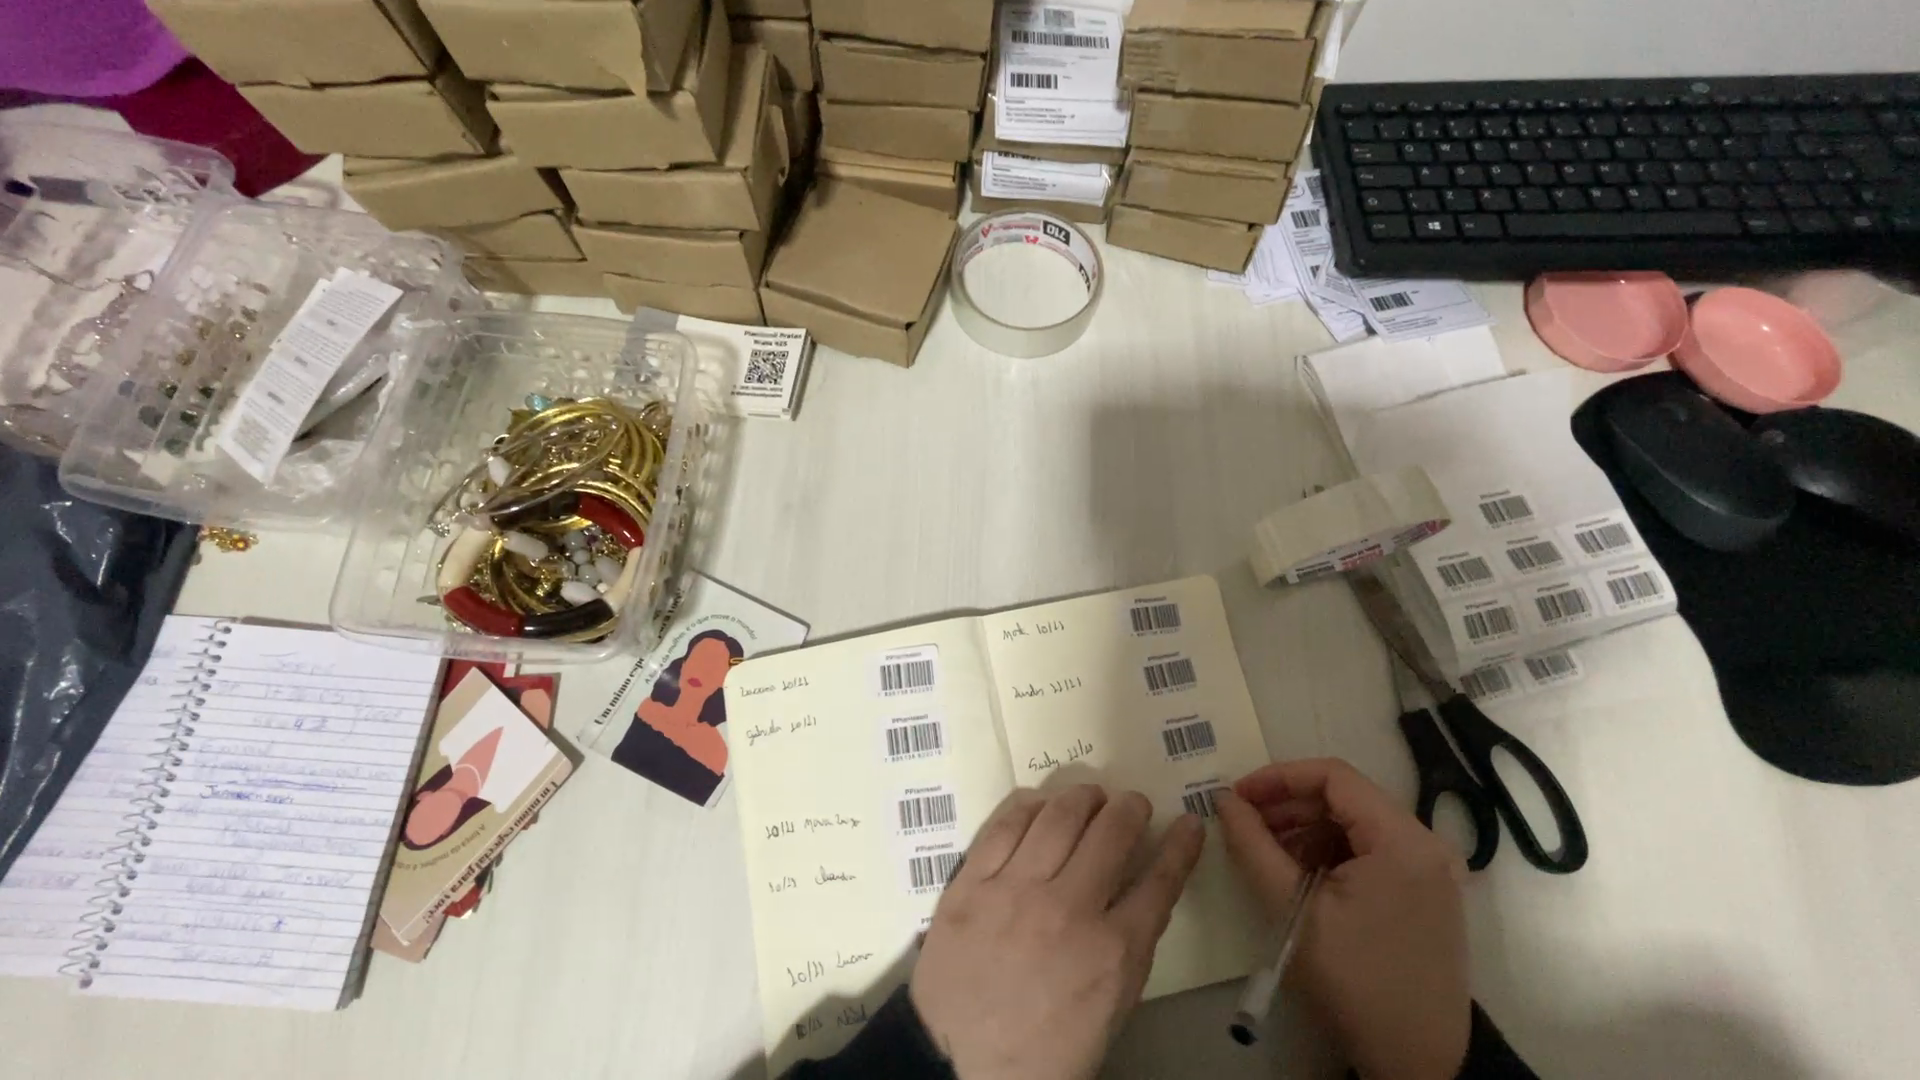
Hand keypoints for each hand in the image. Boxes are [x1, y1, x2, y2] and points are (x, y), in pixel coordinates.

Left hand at [910, 785, 1205, 1079]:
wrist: (958, 1067)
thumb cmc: (1043, 1049)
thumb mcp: (1108, 1009)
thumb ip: (1126, 946)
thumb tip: (1136, 890)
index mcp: (1112, 951)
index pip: (1161, 881)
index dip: (1180, 845)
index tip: (1188, 824)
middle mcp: (1068, 909)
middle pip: (1111, 834)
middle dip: (1131, 809)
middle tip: (1132, 804)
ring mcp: (1014, 891)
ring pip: (1058, 817)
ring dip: (1082, 799)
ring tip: (1091, 797)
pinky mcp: (971, 884)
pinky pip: (1004, 826)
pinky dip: (1028, 806)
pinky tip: (1038, 804)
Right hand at [1217, 759, 1470, 1079]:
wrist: (1419, 1060)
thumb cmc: (1353, 979)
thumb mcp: (1291, 907)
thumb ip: (1252, 843)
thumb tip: (1224, 799)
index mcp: (1402, 840)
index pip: (1333, 776)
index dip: (1278, 777)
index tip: (1236, 796)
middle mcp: (1425, 843)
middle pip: (1345, 797)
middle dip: (1287, 805)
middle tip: (1242, 823)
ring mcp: (1430, 868)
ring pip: (1354, 823)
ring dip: (1305, 829)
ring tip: (1263, 851)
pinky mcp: (1425, 891)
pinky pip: (1369, 850)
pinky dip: (1328, 851)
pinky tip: (1296, 873)